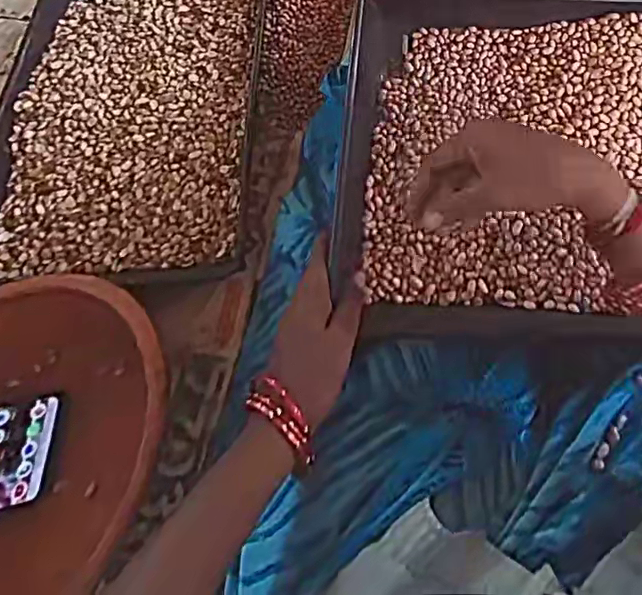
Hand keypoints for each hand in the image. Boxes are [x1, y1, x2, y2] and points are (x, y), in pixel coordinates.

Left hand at [263, 239, 365, 427]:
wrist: (283, 415)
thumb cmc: (316, 374)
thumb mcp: (340, 340)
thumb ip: (350, 306)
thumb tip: (358, 273)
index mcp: (308, 299)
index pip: (316, 260)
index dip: (325, 241)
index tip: (339, 225)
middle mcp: (296, 305)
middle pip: (313, 274)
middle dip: (330, 258)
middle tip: (355, 248)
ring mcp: (290, 322)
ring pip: (312, 291)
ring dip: (328, 279)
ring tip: (351, 272)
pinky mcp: (291, 337)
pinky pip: (310, 305)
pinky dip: (324, 297)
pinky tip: (338, 304)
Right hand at [406, 120, 628, 230]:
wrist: (581, 174)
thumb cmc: (534, 179)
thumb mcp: (489, 196)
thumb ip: (454, 207)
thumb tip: (428, 219)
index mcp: (471, 137)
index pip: (433, 163)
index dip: (420, 191)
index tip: (412, 214)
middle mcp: (483, 136)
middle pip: (449, 168)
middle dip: (437, 198)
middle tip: (425, 224)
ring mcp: (500, 145)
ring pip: (468, 175)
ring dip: (456, 200)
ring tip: (446, 227)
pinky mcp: (515, 157)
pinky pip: (486, 176)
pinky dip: (475, 196)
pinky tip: (471, 218)